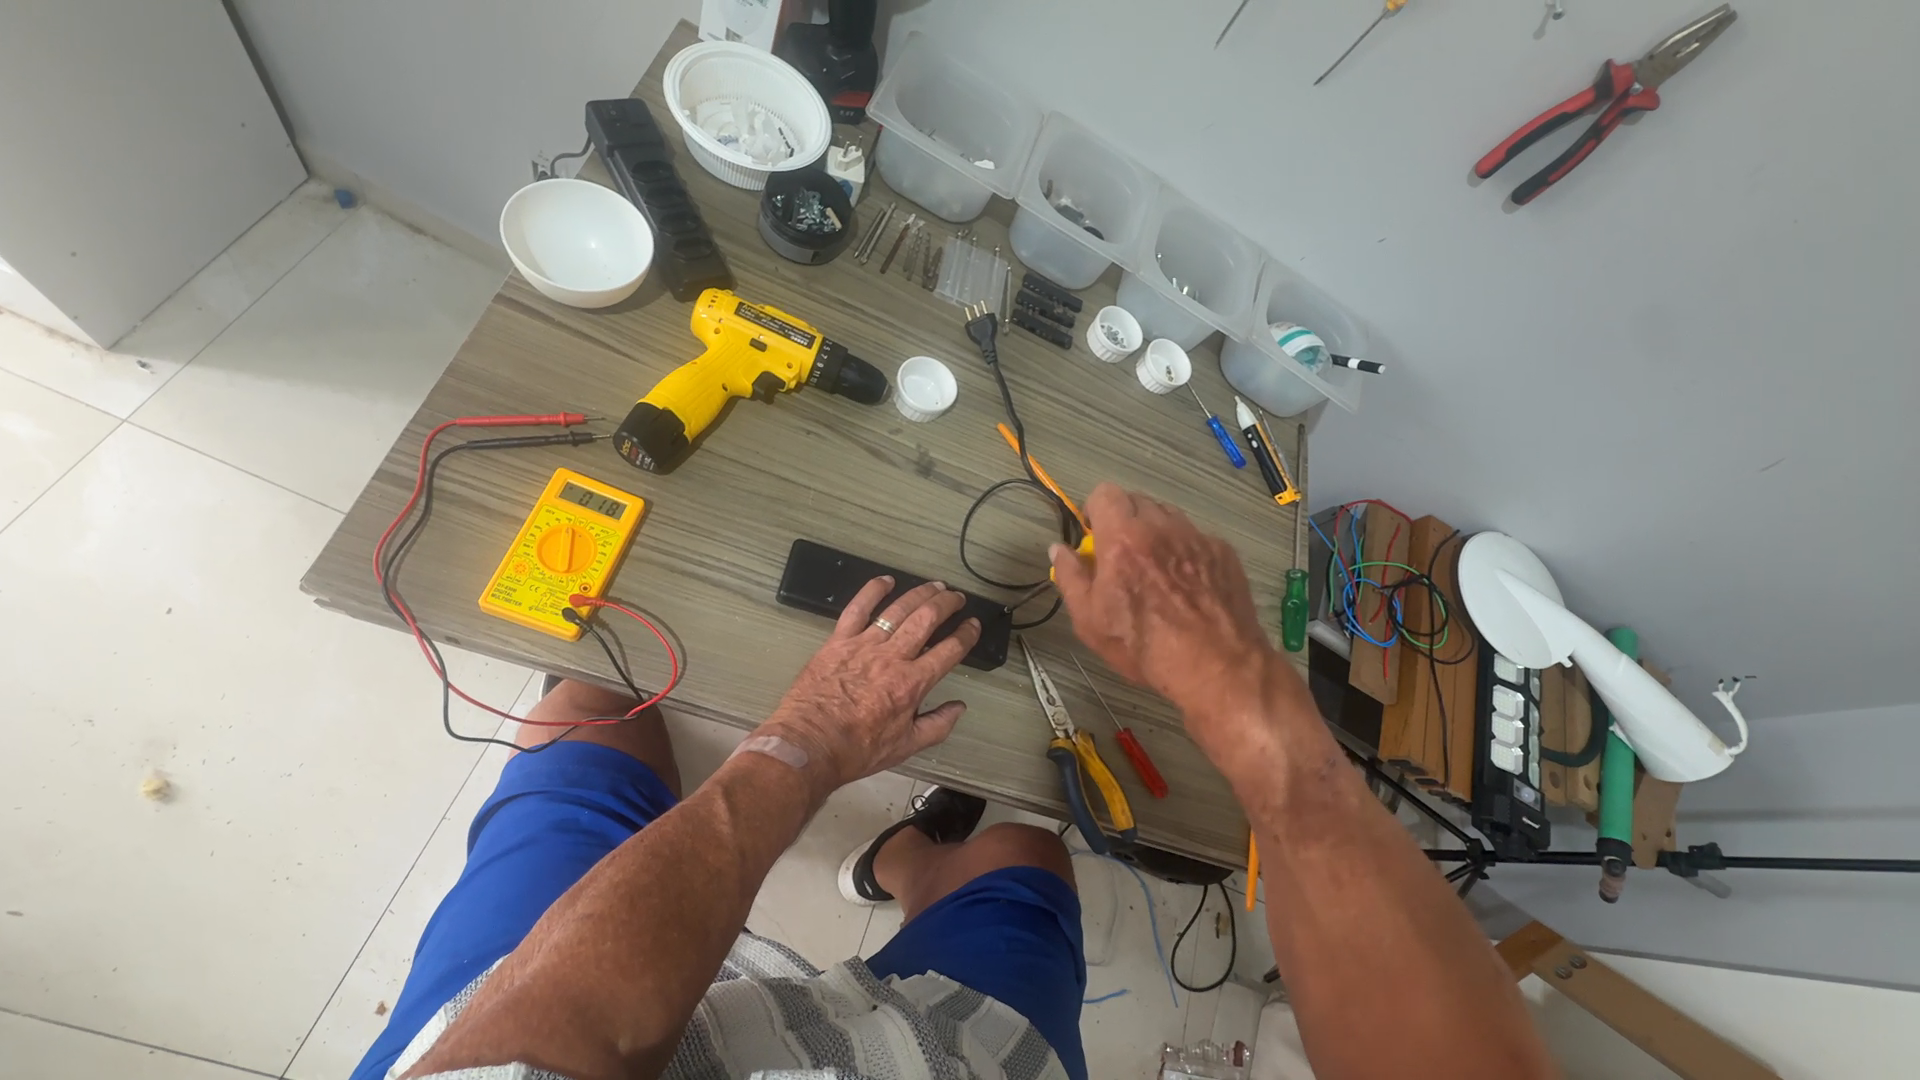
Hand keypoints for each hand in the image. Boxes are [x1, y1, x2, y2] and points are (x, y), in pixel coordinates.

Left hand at [759, 577, 980, 791]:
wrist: (809, 746)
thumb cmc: (857, 749)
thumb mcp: (906, 746)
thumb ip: (938, 725)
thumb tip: (959, 707)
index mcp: (912, 683)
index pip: (949, 651)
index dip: (966, 635)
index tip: (973, 625)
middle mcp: (892, 658)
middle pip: (927, 619)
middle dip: (947, 604)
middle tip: (957, 598)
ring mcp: (864, 645)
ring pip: (898, 610)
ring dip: (919, 594)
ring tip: (934, 586)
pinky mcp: (838, 641)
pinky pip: (857, 608)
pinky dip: (872, 590)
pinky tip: (886, 580)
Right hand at [1049, 485, 1285, 757]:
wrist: (1216, 667)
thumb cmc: (1145, 647)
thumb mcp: (1090, 621)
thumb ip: (1070, 577)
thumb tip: (1058, 549)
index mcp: (1123, 538)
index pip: (1105, 493)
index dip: (1095, 510)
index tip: (1095, 535)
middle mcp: (1161, 527)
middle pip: (1137, 501)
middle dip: (1124, 520)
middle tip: (1122, 555)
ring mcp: (1197, 537)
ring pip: (1168, 516)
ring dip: (1155, 532)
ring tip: (1155, 569)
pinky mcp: (1223, 552)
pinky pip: (1195, 537)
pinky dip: (1184, 550)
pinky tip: (1187, 584)